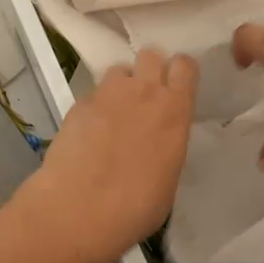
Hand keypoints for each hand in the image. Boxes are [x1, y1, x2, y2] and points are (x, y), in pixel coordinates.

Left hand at [30, 49, 197, 260]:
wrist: (79, 208)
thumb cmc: (136, 206)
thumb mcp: (169, 177)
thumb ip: (168, 144)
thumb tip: (158, 141)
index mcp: (174, 109)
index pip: (185, 66)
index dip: (181, 73)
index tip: (177, 88)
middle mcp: (143, 92)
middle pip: (150, 54)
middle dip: (150, 69)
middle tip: (146, 97)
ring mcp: (107, 94)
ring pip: (119, 69)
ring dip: (121, 85)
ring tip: (115, 113)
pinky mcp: (78, 103)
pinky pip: (93, 93)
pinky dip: (95, 107)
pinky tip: (90, 133)